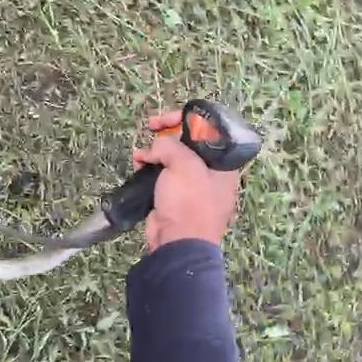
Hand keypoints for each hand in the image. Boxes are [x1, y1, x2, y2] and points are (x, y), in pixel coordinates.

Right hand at [133, 110, 241, 250]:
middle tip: (150, 127)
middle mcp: (210, 173)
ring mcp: (191, 185)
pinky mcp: (174, 195)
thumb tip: (156, 147)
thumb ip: (170, 146)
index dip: (188, 120)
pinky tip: (138, 164)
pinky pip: (162, 172)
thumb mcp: (184, 166)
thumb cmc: (189, 202)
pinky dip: (149, 165)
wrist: (178, 242)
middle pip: (189, 142)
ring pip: (172, 156)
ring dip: (154, 150)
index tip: (167, 119)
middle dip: (167, 133)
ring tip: (141, 154)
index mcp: (223, 166)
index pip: (210, 132)